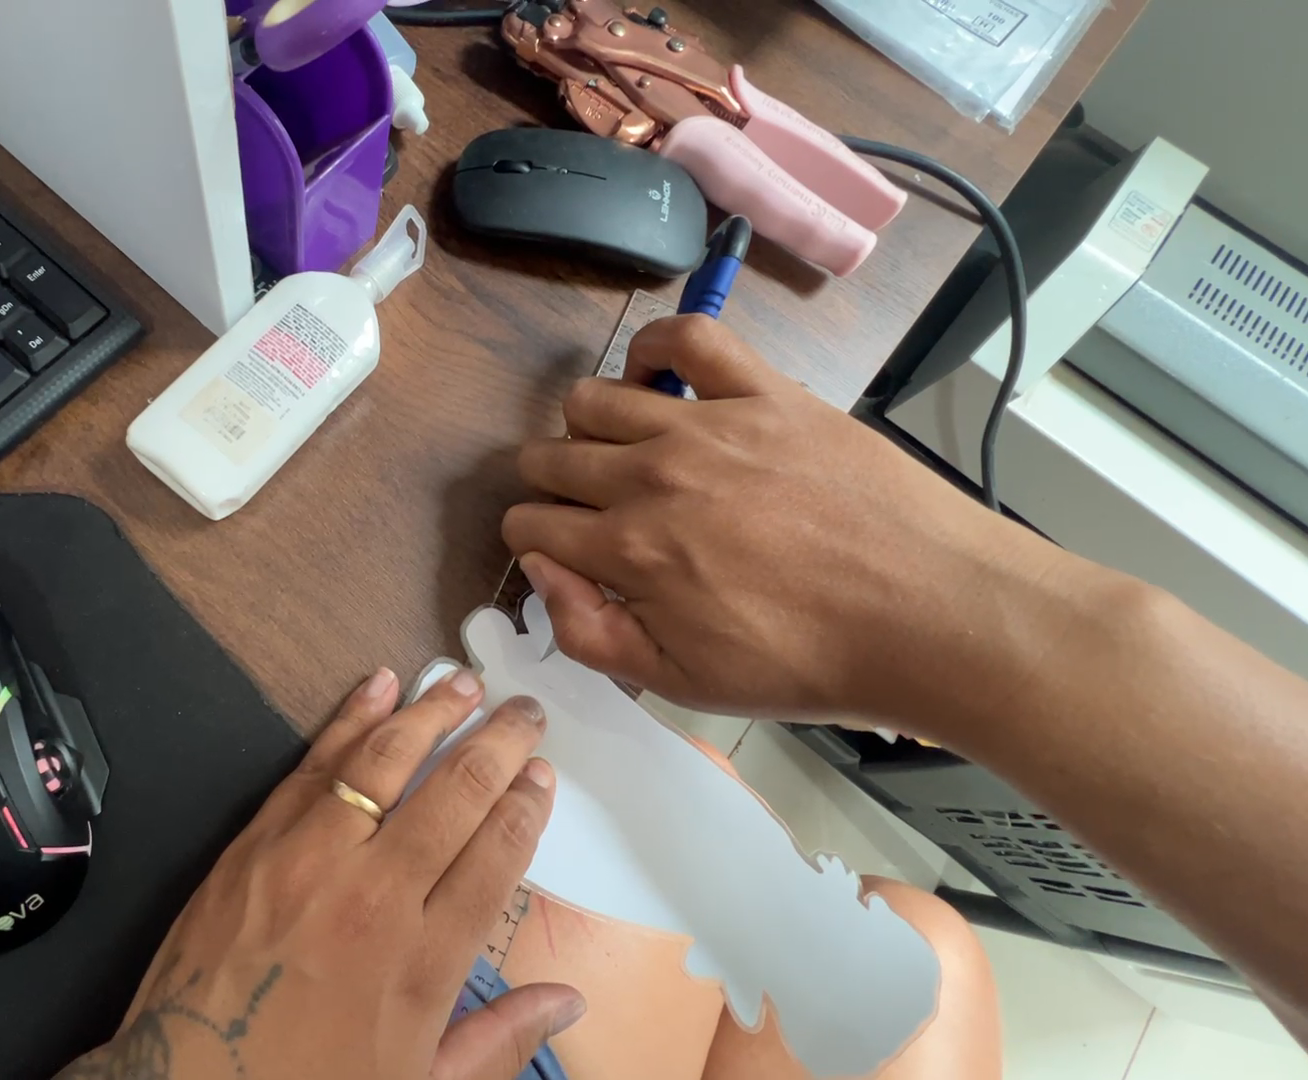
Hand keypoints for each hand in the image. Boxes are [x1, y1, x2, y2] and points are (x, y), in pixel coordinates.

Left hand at [60, 669, 582, 1079]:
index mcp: (423, 958)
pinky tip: (379, 685)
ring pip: (388, 760)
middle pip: (455, 795)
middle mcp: (376, 893)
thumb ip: (497, 1042)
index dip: (525, 806)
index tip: (541, 773)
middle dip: (500, 745)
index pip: (494, 855)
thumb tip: (567, 1001)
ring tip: (464, 683)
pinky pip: (317, 762)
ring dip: (432, 713)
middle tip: (525, 713)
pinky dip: (352, 717)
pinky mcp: (261, 836)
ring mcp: (313, 854)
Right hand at [502, 316, 1067, 725]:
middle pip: (546, 457)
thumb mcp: (678, 683)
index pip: (527, 524)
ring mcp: (706, 425)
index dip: (533, 541)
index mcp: (627, 551)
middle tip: (592, 512)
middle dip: (549, 488)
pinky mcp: (764, 392)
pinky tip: (658, 384)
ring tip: (624, 455)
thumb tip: (540, 568)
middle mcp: (649, 478)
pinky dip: (653, 350)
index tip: (564, 552)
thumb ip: (585, 633)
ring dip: (585, 430)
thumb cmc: (802, 661)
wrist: (934, 617)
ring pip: (589, 399)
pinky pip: (686, 336)